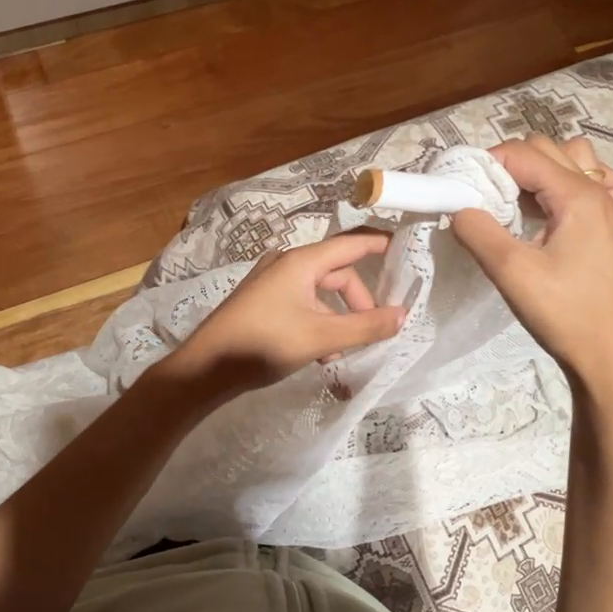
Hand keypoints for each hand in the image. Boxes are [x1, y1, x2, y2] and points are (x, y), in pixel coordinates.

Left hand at [163, 231, 405, 395]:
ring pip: (319, 295)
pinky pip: (302, 306)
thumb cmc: (264, 343)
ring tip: (341, 352)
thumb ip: (365, 326)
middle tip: (374, 330)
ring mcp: (271, 284)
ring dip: (337, 320)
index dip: (380, 244)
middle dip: (358, 301)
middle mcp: (286, 265)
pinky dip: (317, 325)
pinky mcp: (261, 304)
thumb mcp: (321, 337)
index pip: (351, 244)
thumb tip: (402, 315)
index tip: (407, 249)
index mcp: (301, 262)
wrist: (205, 367)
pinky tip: (319, 355)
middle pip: (337, 273)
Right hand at [451, 136, 612, 387]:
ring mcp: (609, 208)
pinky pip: (597, 183)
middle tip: (481, 201)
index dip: (486, 164)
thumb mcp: (512, 273)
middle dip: (507, 165)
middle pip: (545, 150)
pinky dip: (572, 183)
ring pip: (570, 160)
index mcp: (577, 194)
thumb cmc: (564, 314)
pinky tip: (556, 206)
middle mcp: (596, 191)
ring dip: (537, 170)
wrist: (610, 356)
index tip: (461, 191)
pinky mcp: (610, 228)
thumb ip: (479, 231)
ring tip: (515, 203)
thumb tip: (457, 206)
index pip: (522, 153)